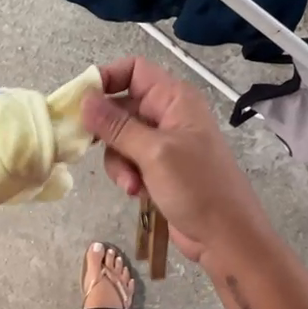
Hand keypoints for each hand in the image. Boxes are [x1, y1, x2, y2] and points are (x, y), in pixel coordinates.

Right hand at [82, 57, 273, 264]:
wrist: (227, 238)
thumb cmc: (198, 187)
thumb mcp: (154, 153)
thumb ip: (116, 126)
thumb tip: (84, 100)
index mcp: (174, 98)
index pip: (134, 70)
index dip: (106, 78)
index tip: (80, 100)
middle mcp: (168, 114)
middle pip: (121, 106)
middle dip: (107, 132)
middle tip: (89, 147)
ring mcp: (164, 142)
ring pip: (120, 138)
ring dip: (118, 161)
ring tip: (131, 184)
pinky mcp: (159, 168)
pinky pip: (129, 161)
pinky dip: (128, 175)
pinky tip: (138, 193)